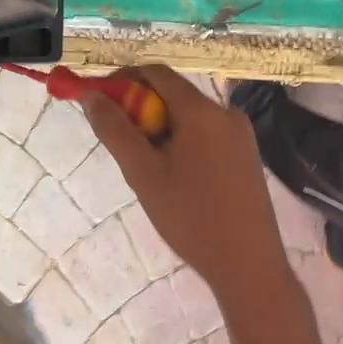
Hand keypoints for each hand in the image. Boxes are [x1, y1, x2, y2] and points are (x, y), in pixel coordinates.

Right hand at [81, 66, 275, 287]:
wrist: (251, 270)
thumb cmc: (192, 218)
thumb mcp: (143, 173)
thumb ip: (114, 129)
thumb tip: (91, 96)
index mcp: (201, 110)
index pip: (155, 73)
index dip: (123, 80)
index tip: (101, 103)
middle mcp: (225, 112)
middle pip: (172, 93)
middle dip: (140, 108)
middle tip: (121, 141)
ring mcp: (241, 134)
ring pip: (187, 115)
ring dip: (160, 127)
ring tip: (147, 166)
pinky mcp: (246, 155)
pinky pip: (205, 132)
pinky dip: (182, 140)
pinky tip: (175, 176)